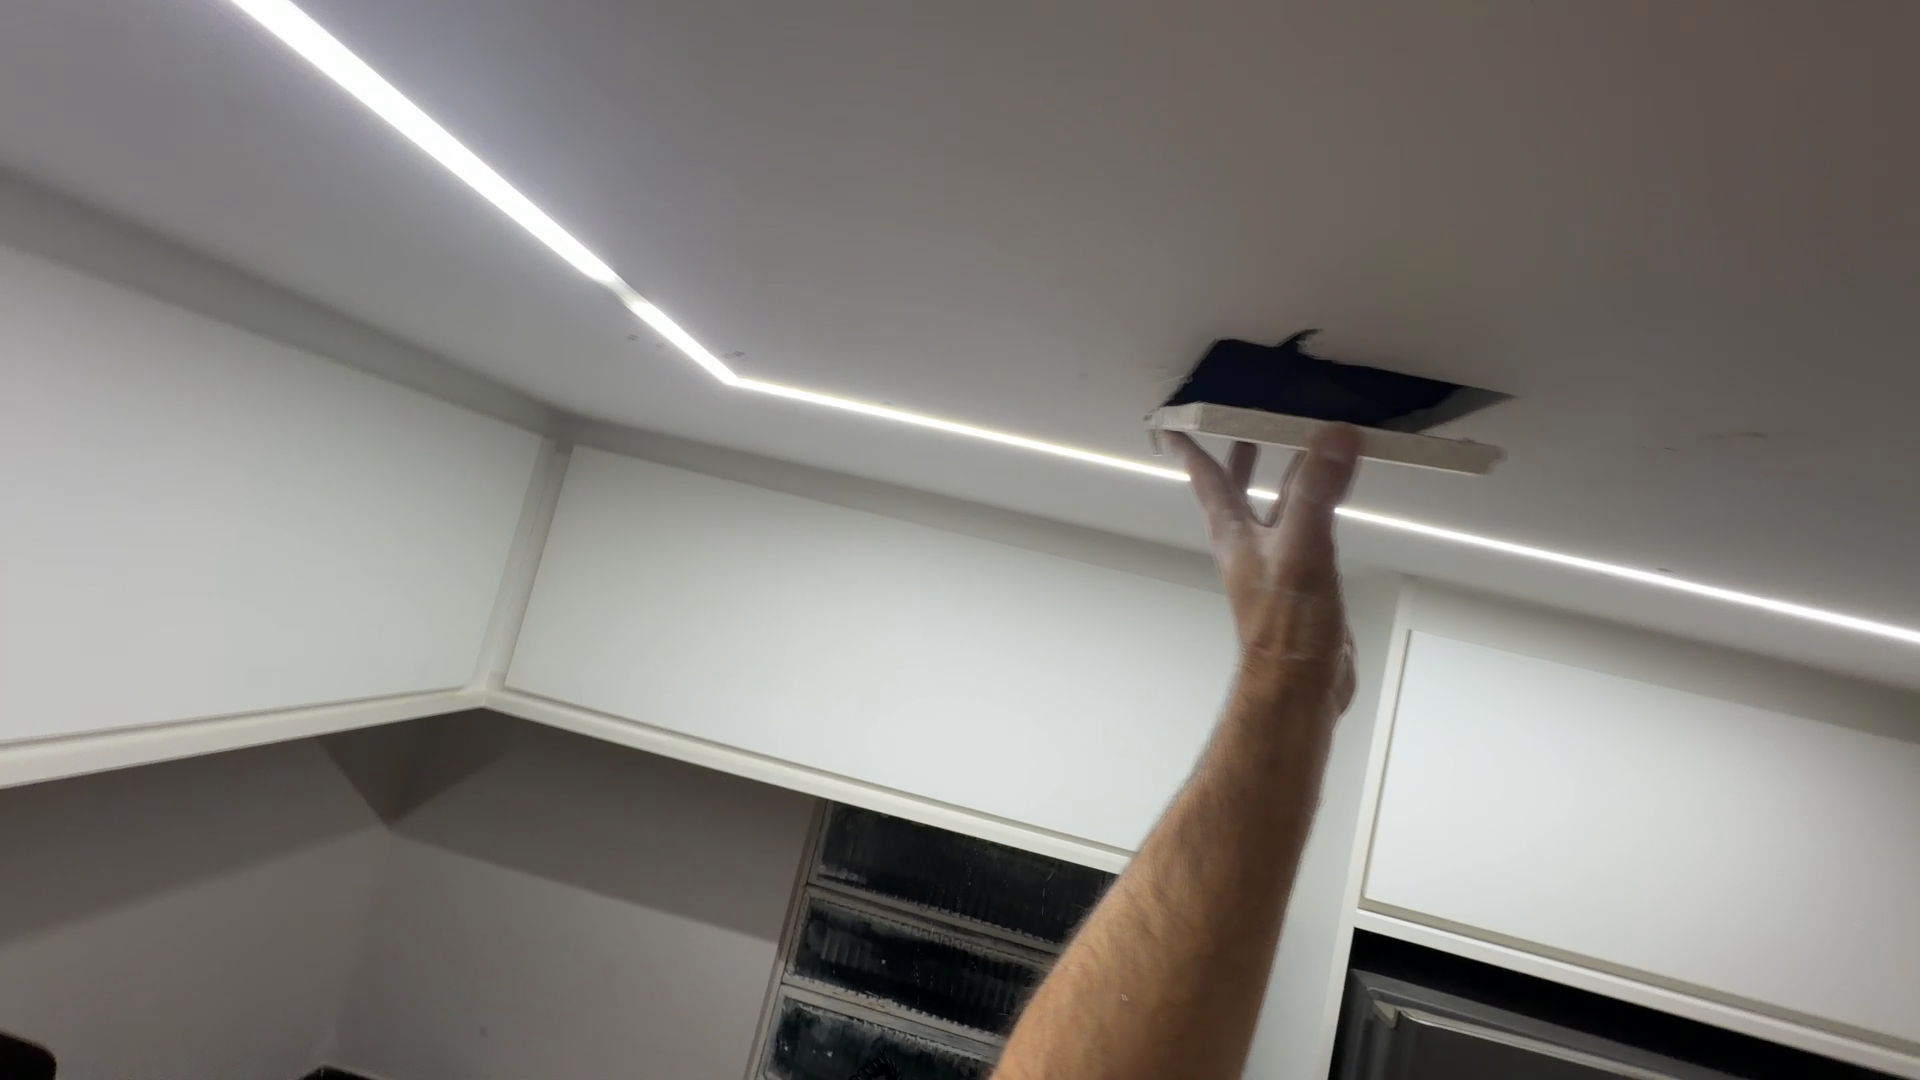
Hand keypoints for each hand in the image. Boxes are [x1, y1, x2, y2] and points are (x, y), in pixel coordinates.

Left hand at [1166, 427, 1360, 721]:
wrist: (1298, 682)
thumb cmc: (1286, 623)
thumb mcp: (1301, 547)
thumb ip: (1316, 492)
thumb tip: (1333, 436)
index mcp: (1233, 531)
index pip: (1206, 477)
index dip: (1189, 447)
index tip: (1174, 422)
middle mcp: (1246, 543)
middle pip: (1233, 490)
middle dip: (1236, 458)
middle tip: (1243, 427)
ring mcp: (1271, 561)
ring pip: (1270, 507)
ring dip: (1276, 478)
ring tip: (1293, 451)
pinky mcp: (1298, 579)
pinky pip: (1300, 528)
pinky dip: (1310, 505)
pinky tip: (1325, 502)